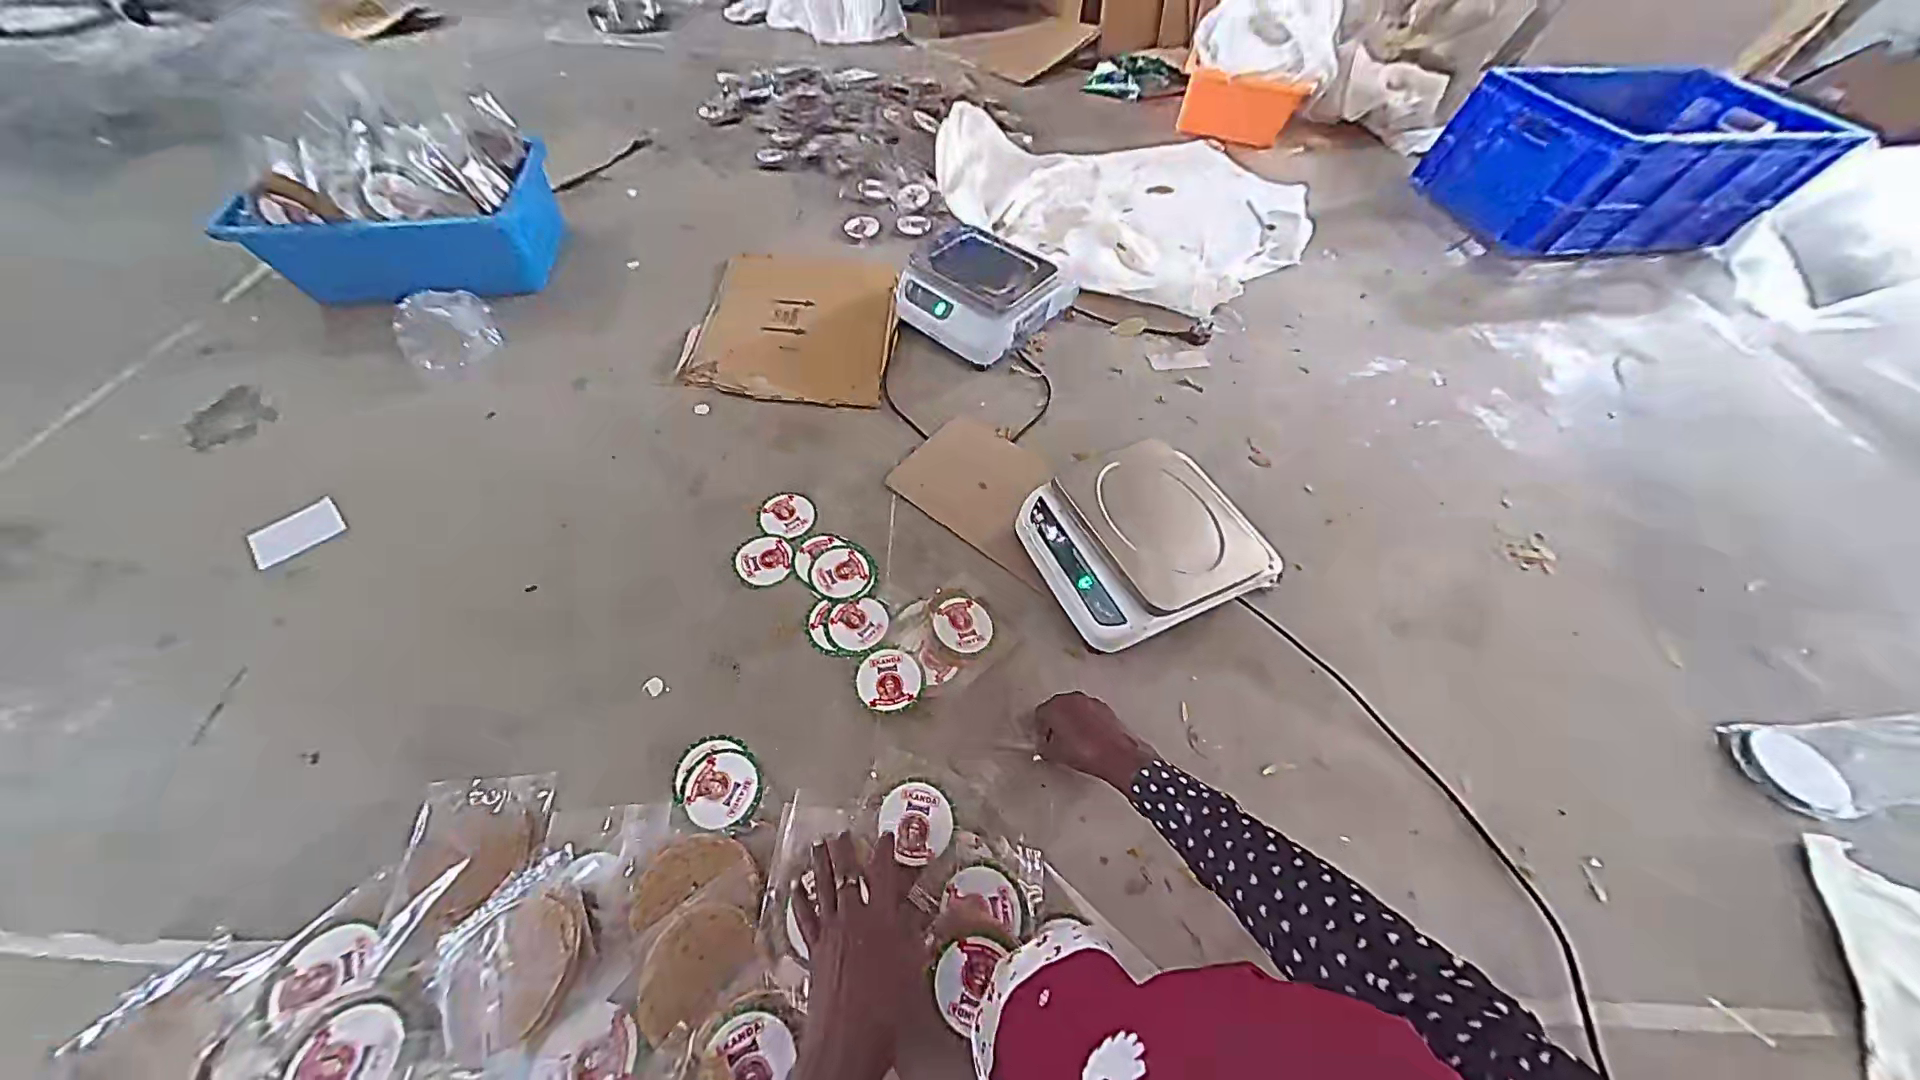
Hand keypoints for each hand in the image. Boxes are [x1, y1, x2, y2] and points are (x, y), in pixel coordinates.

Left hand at [790, 831, 926, 1079]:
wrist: (848, 1037)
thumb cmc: (888, 1005)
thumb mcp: (912, 965)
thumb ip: (915, 933)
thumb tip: (924, 910)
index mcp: (881, 918)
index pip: (883, 873)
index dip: (884, 850)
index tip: (885, 834)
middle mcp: (853, 917)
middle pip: (846, 875)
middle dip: (844, 851)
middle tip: (841, 833)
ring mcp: (830, 932)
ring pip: (822, 889)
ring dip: (820, 866)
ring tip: (817, 846)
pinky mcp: (814, 949)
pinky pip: (804, 918)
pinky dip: (799, 901)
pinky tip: (795, 888)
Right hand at [1034, 692, 1156, 789]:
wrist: (1116, 756)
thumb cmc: (1087, 752)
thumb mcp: (1055, 754)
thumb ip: (1044, 747)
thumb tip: (1045, 747)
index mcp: (1055, 706)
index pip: (1040, 714)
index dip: (1041, 729)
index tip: (1044, 739)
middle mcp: (1072, 699)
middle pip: (1056, 708)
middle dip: (1055, 722)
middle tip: (1056, 739)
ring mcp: (1090, 702)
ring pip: (1074, 709)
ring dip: (1072, 721)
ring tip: (1074, 740)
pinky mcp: (1105, 708)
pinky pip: (1089, 713)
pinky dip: (1087, 722)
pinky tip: (1089, 738)